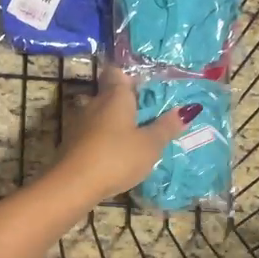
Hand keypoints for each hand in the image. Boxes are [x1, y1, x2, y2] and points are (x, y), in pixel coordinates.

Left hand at [51, 64, 191, 199]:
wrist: (73, 185)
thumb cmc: (116, 157)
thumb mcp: (150, 145)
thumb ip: (167, 127)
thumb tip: (187, 110)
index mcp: (115, 95)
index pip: (118, 72)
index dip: (131, 77)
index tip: (146, 89)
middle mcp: (94, 103)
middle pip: (110, 94)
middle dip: (127, 103)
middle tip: (149, 117)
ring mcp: (79, 124)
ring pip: (101, 115)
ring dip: (116, 124)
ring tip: (135, 139)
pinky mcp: (71, 143)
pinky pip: (93, 134)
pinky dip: (104, 140)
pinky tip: (116, 155)